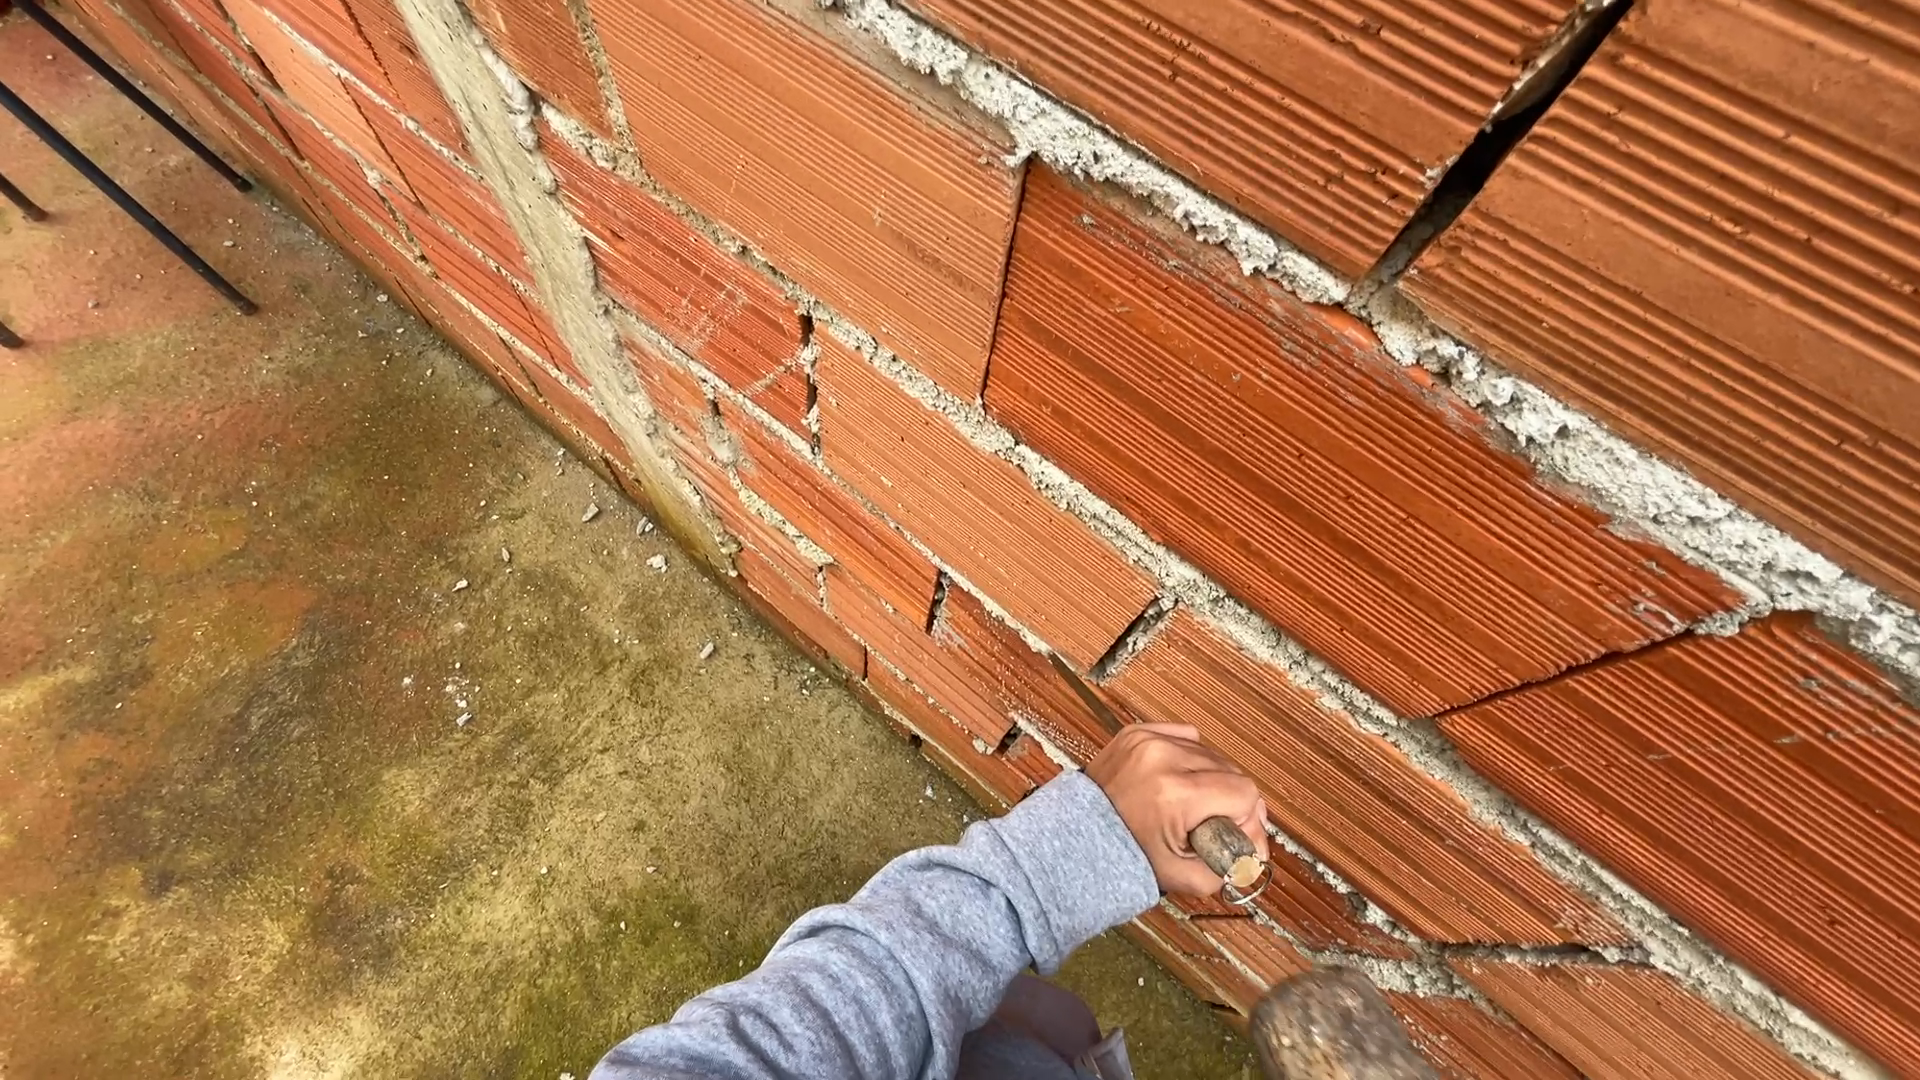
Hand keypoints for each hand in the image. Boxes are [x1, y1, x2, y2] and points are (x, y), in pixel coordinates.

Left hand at [1084, 723, 1269, 895]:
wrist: (1078, 834)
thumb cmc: (1126, 854)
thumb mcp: (1186, 876)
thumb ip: (1233, 865)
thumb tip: (1257, 849)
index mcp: (1175, 793)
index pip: (1244, 792)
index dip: (1248, 818)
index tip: (1236, 836)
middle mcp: (1162, 757)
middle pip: (1230, 770)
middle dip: (1230, 801)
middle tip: (1216, 825)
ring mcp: (1147, 739)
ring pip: (1209, 753)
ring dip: (1210, 778)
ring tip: (1193, 804)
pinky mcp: (1137, 731)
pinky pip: (1184, 736)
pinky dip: (1189, 757)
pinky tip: (1180, 779)